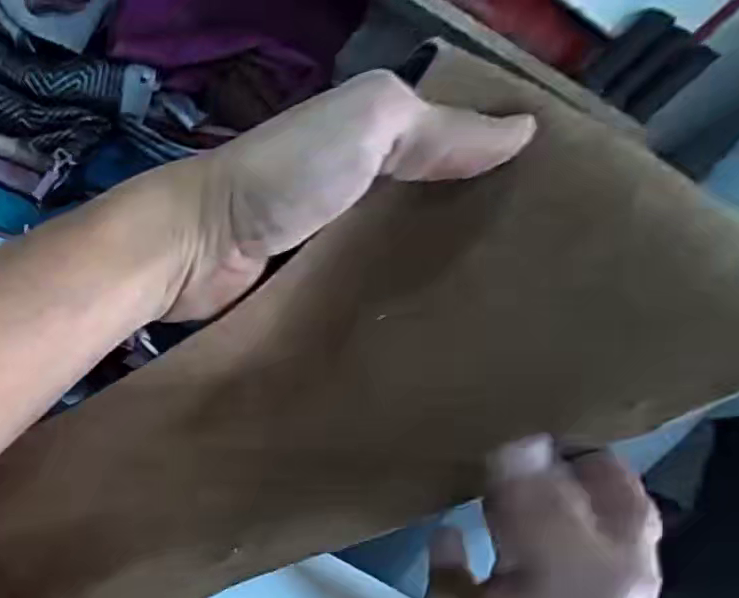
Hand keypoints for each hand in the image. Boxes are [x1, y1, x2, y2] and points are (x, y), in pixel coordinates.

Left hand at [162, 70, 535, 321]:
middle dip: (460, 234)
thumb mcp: (368, 124)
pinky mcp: (298, 296)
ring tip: (483, 309)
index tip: (541, 204)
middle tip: (518, 270)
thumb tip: (520, 132)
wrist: (196, 247)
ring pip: (384, 262)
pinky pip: (348, 300)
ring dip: (420, 279)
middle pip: (416, 214)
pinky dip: (375, 309)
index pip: (441, 150)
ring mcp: (318, 250)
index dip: (485, 170)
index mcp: (366, 144)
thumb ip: (434, 129)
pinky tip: (415, 332)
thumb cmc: (283, 176)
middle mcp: (345, 195)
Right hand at [394, 437, 661, 597]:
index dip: (586, 445)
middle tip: (489, 411)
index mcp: (610, 552)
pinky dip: (443, 541)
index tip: (543, 398)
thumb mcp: (566, 568)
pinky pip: (449, 562)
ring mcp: (505, 583)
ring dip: (484, 494)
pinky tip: (436, 518)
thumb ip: (539, 501)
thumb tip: (516, 435)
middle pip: (551, 497)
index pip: (608, 483)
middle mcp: (561, 560)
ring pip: (499, 525)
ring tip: (457, 447)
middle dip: (529, 462)